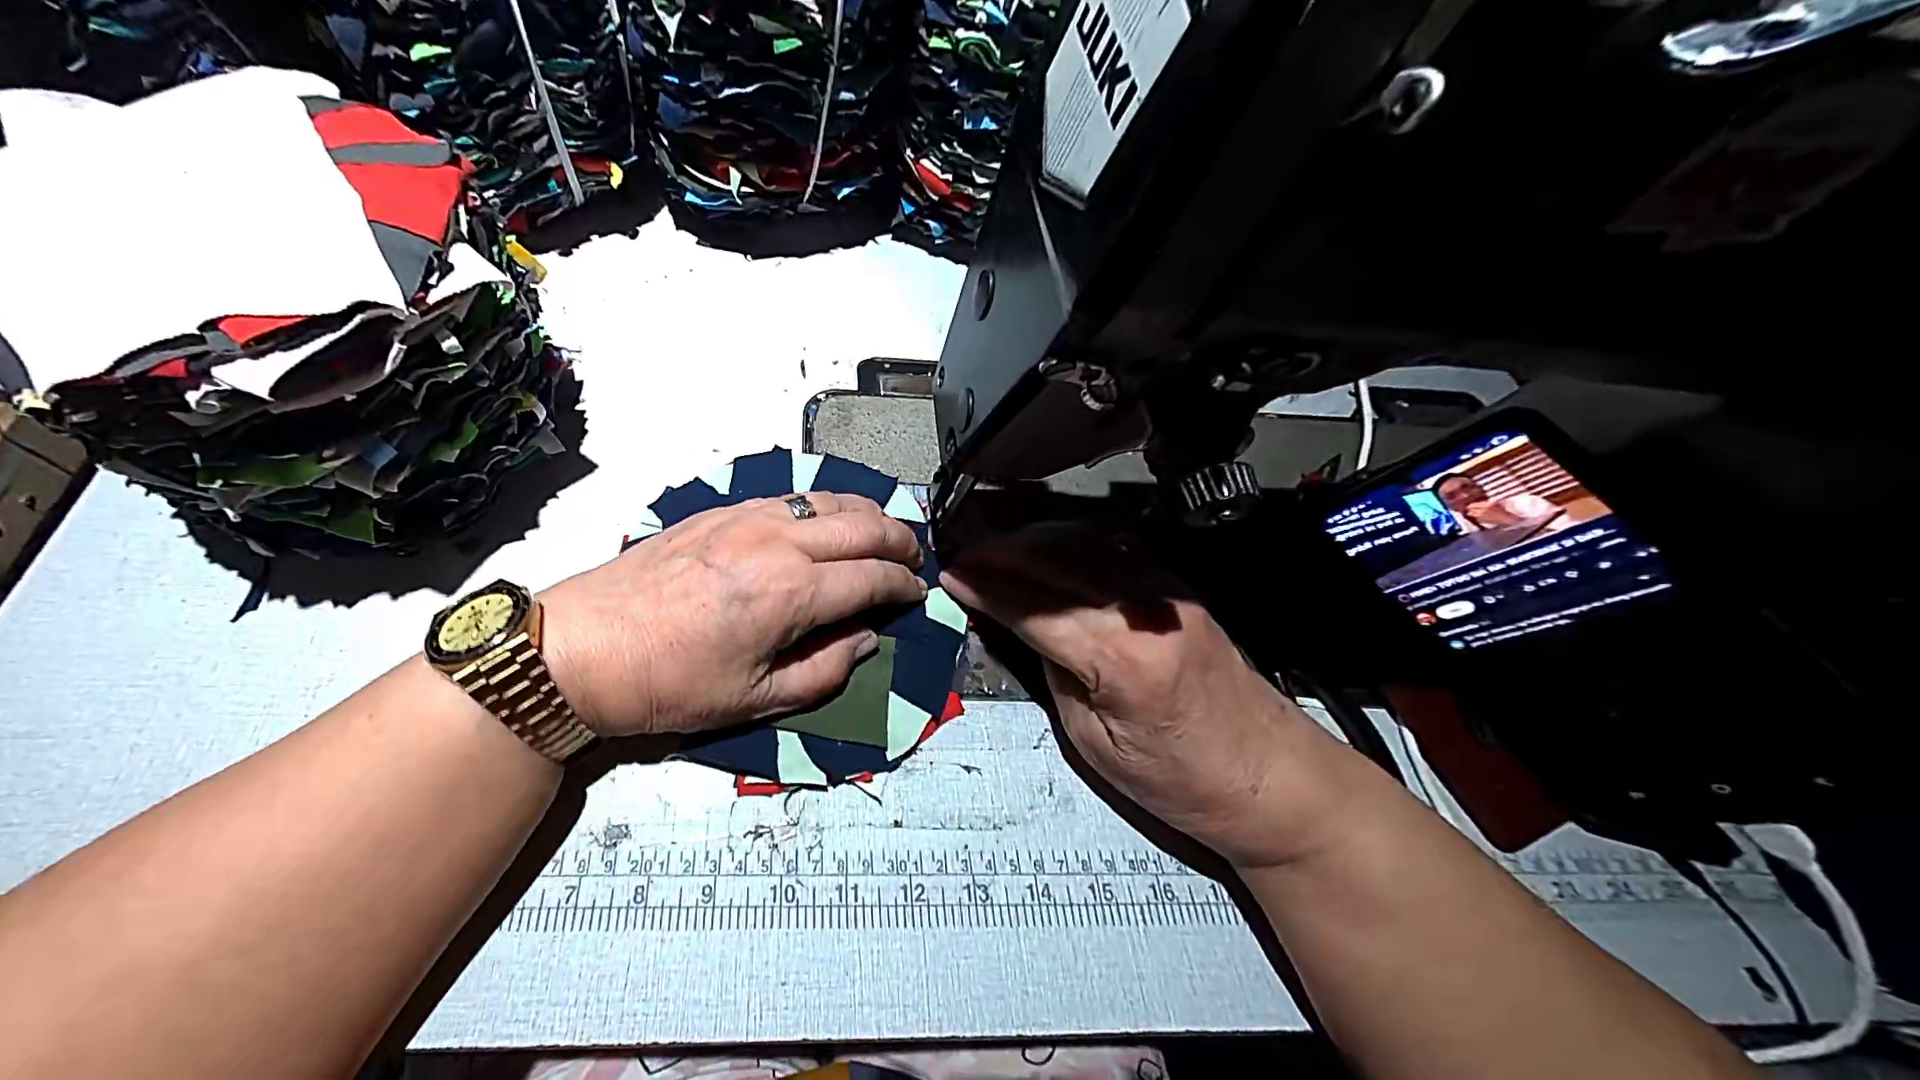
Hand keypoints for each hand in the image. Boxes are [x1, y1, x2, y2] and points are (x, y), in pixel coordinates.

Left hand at [537, 493, 926, 736]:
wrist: (582, 646)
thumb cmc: (667, 682)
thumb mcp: (755, 697)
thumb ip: (825, 670)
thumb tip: (862, 639)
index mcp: (791, 593)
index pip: (872, 578)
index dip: (903, 586)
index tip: (915, 595)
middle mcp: (778, 543)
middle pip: (863, 527)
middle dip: (900, 540)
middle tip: (913, 558)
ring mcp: (748, 519)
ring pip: (831, 499)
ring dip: (868, 513)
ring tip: (884, 531)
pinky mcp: (722, 510)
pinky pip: (793, 495)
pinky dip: (826, 504)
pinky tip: (828, 518)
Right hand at [942, 525, 1367, 870]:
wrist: (1269, 776)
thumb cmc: (1180, 780)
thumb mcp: (1095, 743)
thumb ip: (1057, 674)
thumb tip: (1027, 628)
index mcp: (1118, 658)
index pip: (1033, 605)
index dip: (986, 587)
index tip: (953, 575)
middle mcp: (1143, 610)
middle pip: (1057, 560)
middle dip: (1003, 551)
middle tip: (966, 554)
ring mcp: (1166, 593)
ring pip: (1086, 544)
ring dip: (1036, 539)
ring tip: (998, 548)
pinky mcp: (1180, 591)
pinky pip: (1114, 552)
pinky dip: (1072, 544)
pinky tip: (1052, 550)